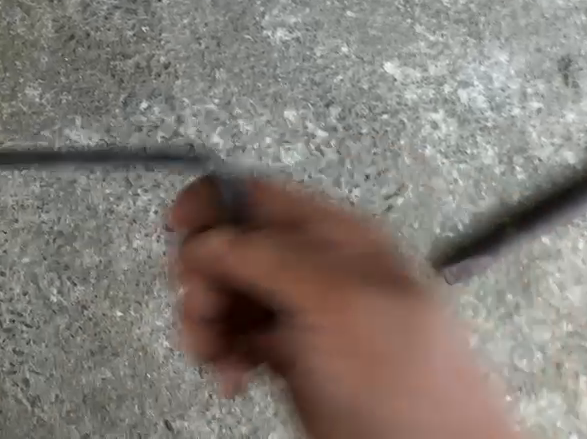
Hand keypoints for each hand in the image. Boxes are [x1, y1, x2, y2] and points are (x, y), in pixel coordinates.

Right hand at [168, 178, 522, 438]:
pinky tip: (229, 372)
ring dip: (204, 317)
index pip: (255, 193)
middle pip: (228, 243)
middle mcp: (318, 268)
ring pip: (223, 289)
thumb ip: (265, 256)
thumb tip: (203, 240)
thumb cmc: (410, 393)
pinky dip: (218, 349)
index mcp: (339, 238)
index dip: (209, 203)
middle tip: (202, 308)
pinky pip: (232, 332)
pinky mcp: (290, 353)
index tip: (175, 229)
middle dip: (202, 275)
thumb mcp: (336, 303)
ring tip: (210, 352)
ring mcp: (304, 312)